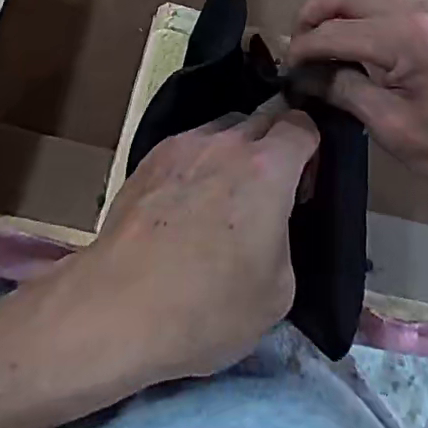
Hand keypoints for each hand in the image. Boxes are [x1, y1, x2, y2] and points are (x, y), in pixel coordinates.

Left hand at [65, 100, 319, 382]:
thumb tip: (272, 225)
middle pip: (265, 118)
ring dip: (235, 151)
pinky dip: (199, 163)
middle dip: (275, 145)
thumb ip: (287, 238)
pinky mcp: (150, 157)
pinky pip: (190, 146)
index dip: (311, 150)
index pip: (303, 125)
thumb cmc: (207, 306)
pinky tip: (184, 203)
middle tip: (267, 191)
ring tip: (221, 195)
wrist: (116, 309)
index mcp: (268, 168)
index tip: (302, 185)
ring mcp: (185, 145)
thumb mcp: (279, 290)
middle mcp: (228, 142)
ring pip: (224, 129)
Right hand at [286, 0, 427, 189]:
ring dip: (334, 4)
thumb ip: (347, 92)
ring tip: (319, 38)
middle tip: (299, 46)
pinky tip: (352, 37)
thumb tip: (309, 74)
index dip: (303, 48)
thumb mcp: (394, 128)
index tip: (287, 68)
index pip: (335, 30)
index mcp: (405, 37)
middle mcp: (415, 8)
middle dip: (313, 11)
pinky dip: (357, 6)